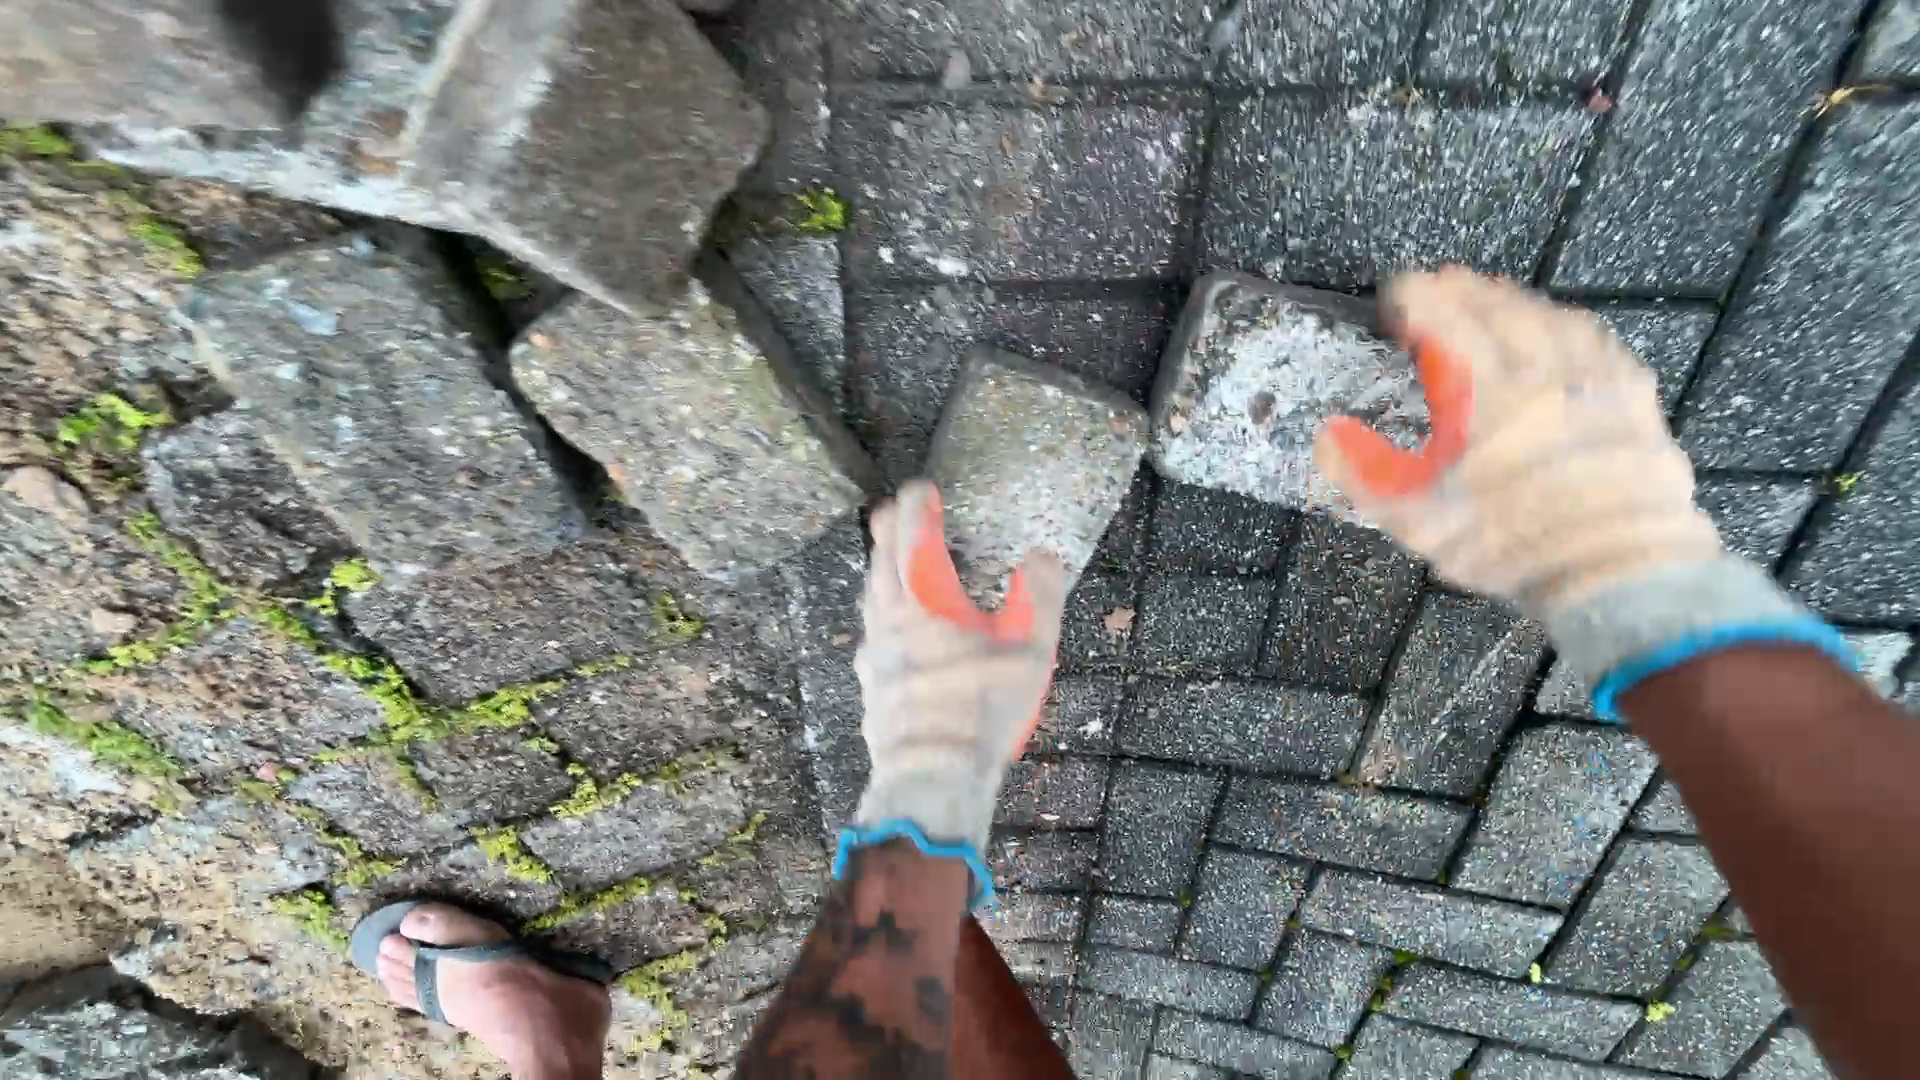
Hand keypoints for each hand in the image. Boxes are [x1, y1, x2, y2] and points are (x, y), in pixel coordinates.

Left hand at [853, 480, 1067, 856]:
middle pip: (881, 555)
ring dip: (881, 564)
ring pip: (870, 590)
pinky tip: (890, 621)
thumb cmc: (982, 709)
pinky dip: (879, 604)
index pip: (914, 533)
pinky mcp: (869, 677)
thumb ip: (1040, 596)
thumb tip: (1040, 553)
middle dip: (890, 525)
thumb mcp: (1030, 652)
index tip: (923, 488)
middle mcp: (891, 614)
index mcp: (927, 598)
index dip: (916, 503)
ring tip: (891, 557)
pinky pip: (870, 624)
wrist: (930, 775)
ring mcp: (874, 648)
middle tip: (898, 509)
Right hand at [1315, 267, 1832, 709]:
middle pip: (1505, 311)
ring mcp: (1598, 385)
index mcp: (1491, 395)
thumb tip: (1328, 432)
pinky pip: (1601, 345)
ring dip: (1519, 303)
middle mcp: (1548, 374)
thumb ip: (1364, 471)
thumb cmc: (1505, 542)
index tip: (1400, 287)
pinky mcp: (1636, 404)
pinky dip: (1570, 327)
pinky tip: (1563, 334)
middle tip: (1443, 282)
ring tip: (1495, 299)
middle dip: (1468, 291)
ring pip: (1556, 320)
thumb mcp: (1414, 517)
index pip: (1449, 325)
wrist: (1614, 572)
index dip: (1421, 300)